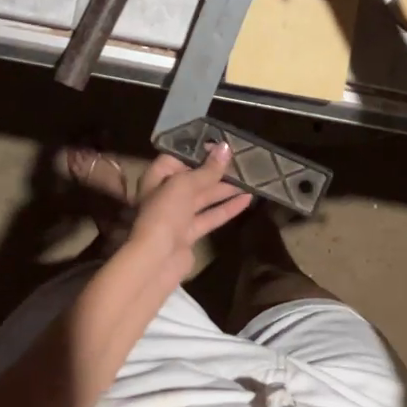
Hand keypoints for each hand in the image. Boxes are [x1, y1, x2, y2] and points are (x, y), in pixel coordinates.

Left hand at [126, 147, 253, 270]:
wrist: (156, 260)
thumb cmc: (165, 213)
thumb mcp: (185, 185)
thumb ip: (207, 169)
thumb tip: (225, 148)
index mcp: (158, 177)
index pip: (179, 157)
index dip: (199, 151)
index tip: (223, 146)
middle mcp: (166, 193)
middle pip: (194, 177)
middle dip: (217, 170)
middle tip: (242, 162)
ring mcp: (178, 215)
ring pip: (205, 197)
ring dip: (226, 189)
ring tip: (250, 179)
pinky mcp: (190, 233)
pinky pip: (210, 216)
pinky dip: (227, 208)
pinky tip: (247, 199)